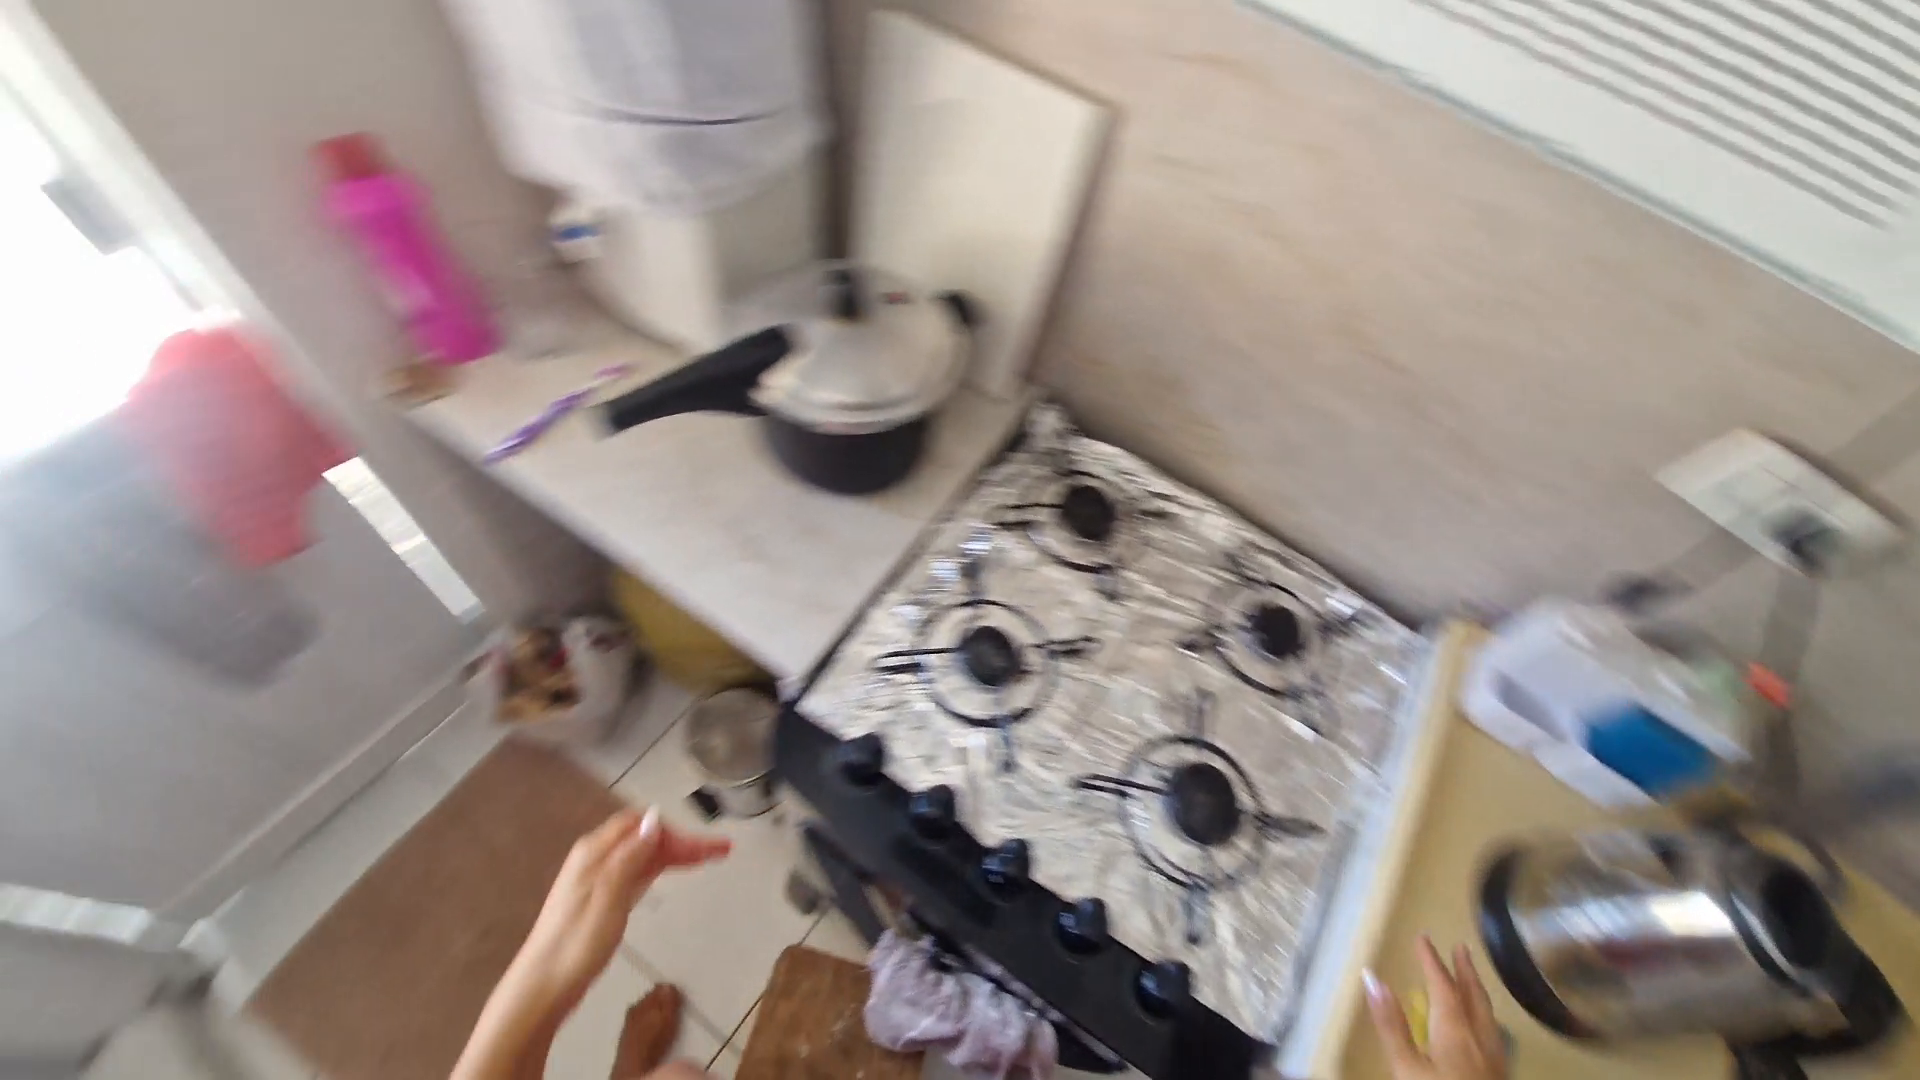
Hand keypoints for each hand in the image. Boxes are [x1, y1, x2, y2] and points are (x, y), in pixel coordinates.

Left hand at [506, 806, 731, 1010]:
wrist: (541, 989)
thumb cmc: (576, 943)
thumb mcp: (608, 896)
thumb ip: (630, 856)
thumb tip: (655, 819)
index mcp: (595, 851)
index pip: (640, 822)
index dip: (673, 830)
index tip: (701, 849)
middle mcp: (597, 858)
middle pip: (645, 836)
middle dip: (682, 840)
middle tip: (720, 852)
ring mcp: (599, 878)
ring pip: (644, 854)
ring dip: (676, 853)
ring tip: (709, 858)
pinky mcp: (602, 899)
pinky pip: (638, 871)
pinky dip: (660, 867)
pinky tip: (674, 871)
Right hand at [1365, 937, 1508, 1079]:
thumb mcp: (1405, 1067)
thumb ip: (1390, 1024)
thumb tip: (1371, 977)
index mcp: (1455, 1032)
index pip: (1444, 987)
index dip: (1432, 961)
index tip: (1422, 938)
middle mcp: (1480, 1041)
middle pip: (1475, 999)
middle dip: (1465, 972)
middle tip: (1460, 947)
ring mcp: (1494, 1063)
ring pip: (1488, 1017)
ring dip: (1477, 993)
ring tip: (1470, 979)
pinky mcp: (1498, 1078)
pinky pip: (1492, 1034)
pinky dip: (1483, 1016)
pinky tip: (1480, 1027)